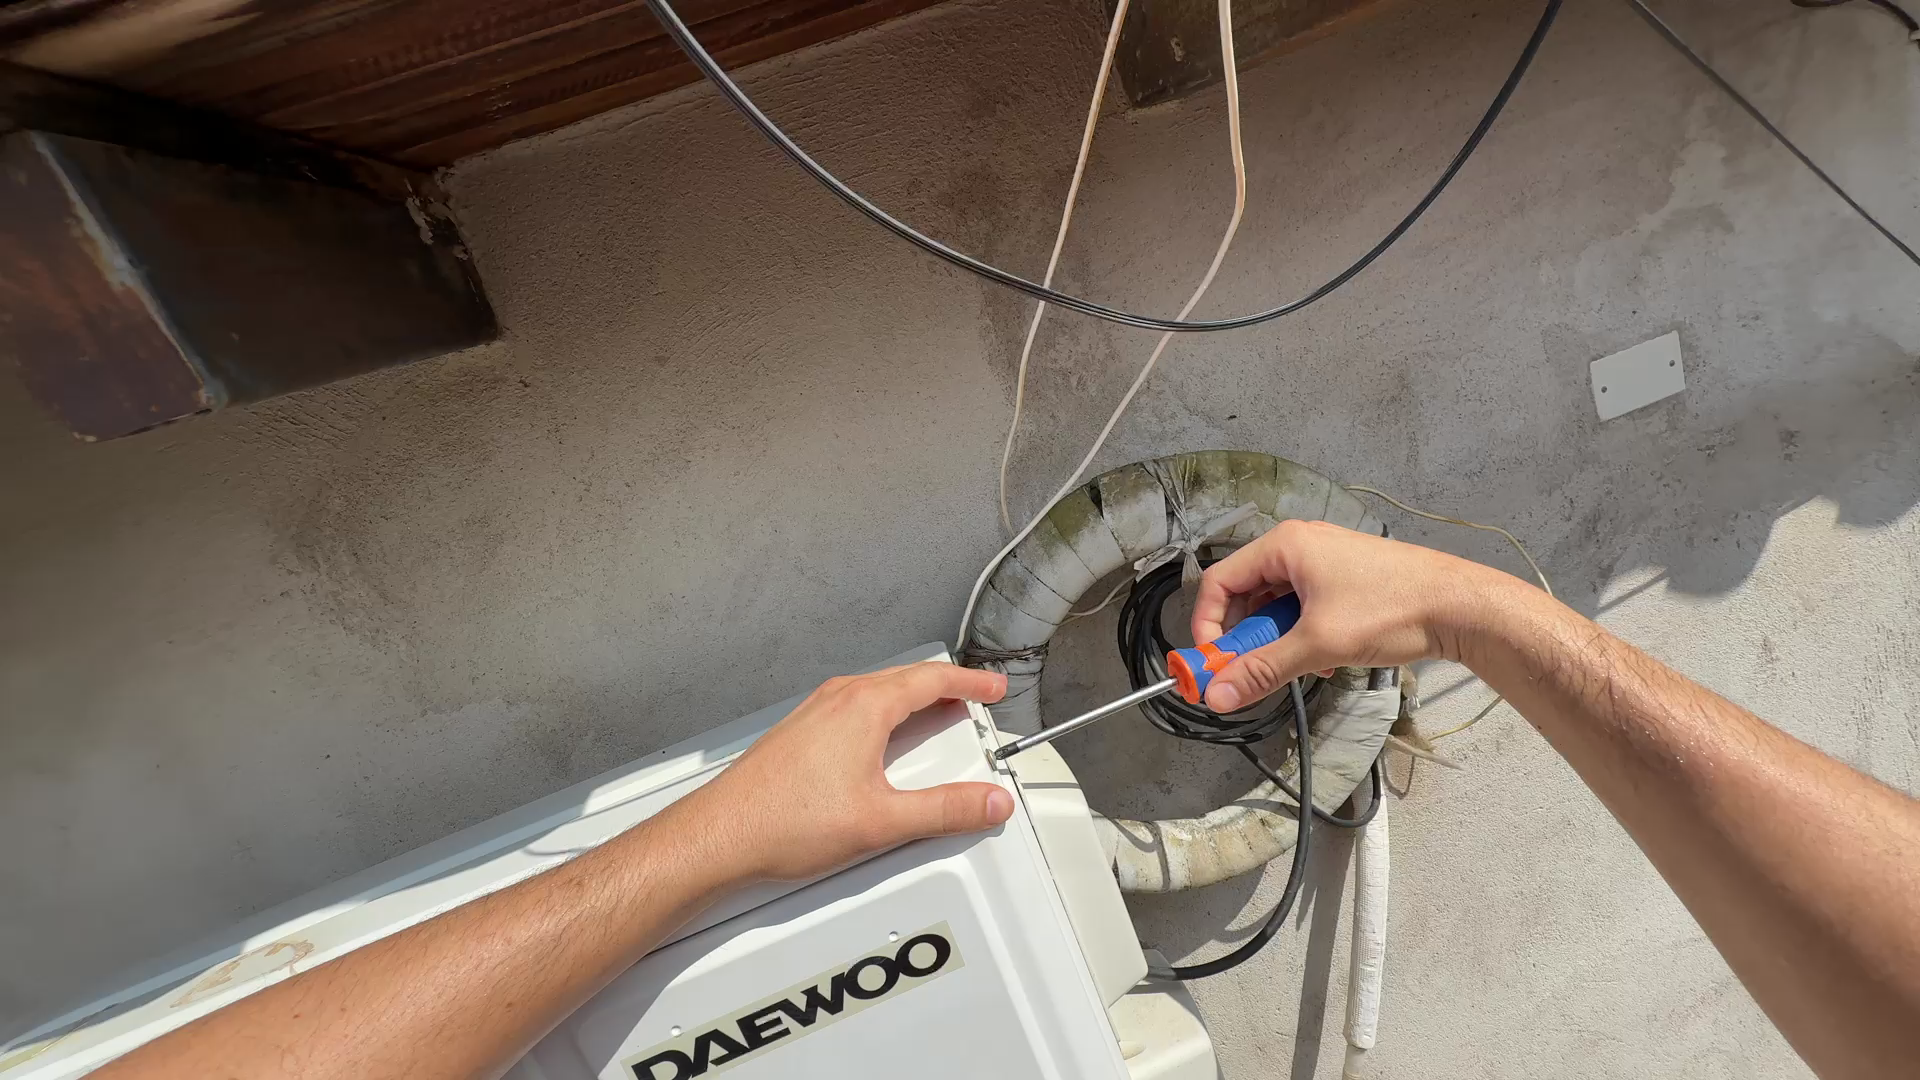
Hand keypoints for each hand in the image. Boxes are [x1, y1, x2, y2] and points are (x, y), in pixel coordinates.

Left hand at [671, 661, 1012, 882]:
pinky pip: (859, 704)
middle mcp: (841, 697)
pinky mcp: (804, 728)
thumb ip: (945, 811)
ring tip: (939, 716)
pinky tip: (887, 737)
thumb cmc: (785, 823)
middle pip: (909, 679)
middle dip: (948, 688)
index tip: (993, 689)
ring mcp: (818, 710)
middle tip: (975, 699)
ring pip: (882, 690)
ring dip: (917, 698)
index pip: (933, 680)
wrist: (719, 836)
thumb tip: (989, 802)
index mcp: (865, 706)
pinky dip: (888, 710)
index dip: (970, 683)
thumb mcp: (881, 821)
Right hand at [1190, 519, 1509, 711]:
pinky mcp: (1344, 574)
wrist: (1467, 607)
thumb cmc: (1390, 613)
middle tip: (1253, 669)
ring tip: (1300, 665)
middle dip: (1248, 636)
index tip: (1213, 662)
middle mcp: (1297, 543)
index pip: (1218, 582)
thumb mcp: (1318, 644)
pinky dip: (1302, 632)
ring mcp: (1323, 557)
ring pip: (1275, 602)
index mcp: (1283, 545)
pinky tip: (1323, 657)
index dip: (1207, 624)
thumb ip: (1261, 670)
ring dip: (1278, 638)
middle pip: (1245, 593)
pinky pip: (1301, 603)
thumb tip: (1216, 697)